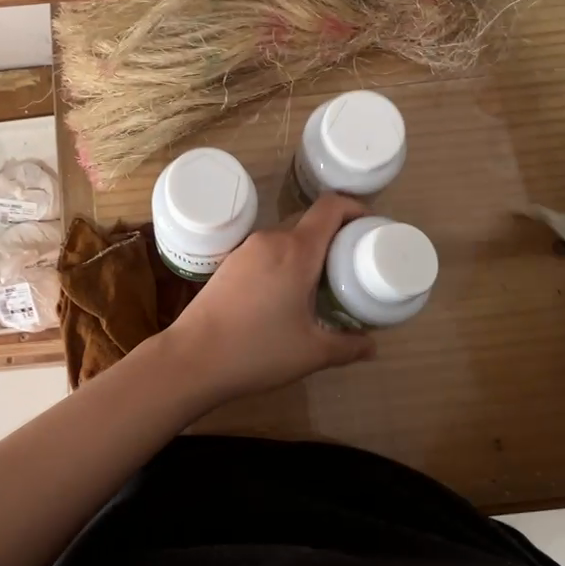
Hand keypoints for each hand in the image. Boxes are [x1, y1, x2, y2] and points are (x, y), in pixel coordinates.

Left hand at [152, 193, 377, 408]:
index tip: (371, 226)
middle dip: (334, 238)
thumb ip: (348, 346)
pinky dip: (284, 263)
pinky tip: (287, 294)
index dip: (354, 207)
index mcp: (296, 251)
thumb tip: (372, 345)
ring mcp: (245, 250)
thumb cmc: (258, 350)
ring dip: (307, 253)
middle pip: (310, 224)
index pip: (330, 207)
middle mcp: (270, 240)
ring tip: (322, 284)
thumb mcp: (312, 353)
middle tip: (352, 265)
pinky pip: (266, 252)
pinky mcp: (228, 264)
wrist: (192, 358)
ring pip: (287, 239)